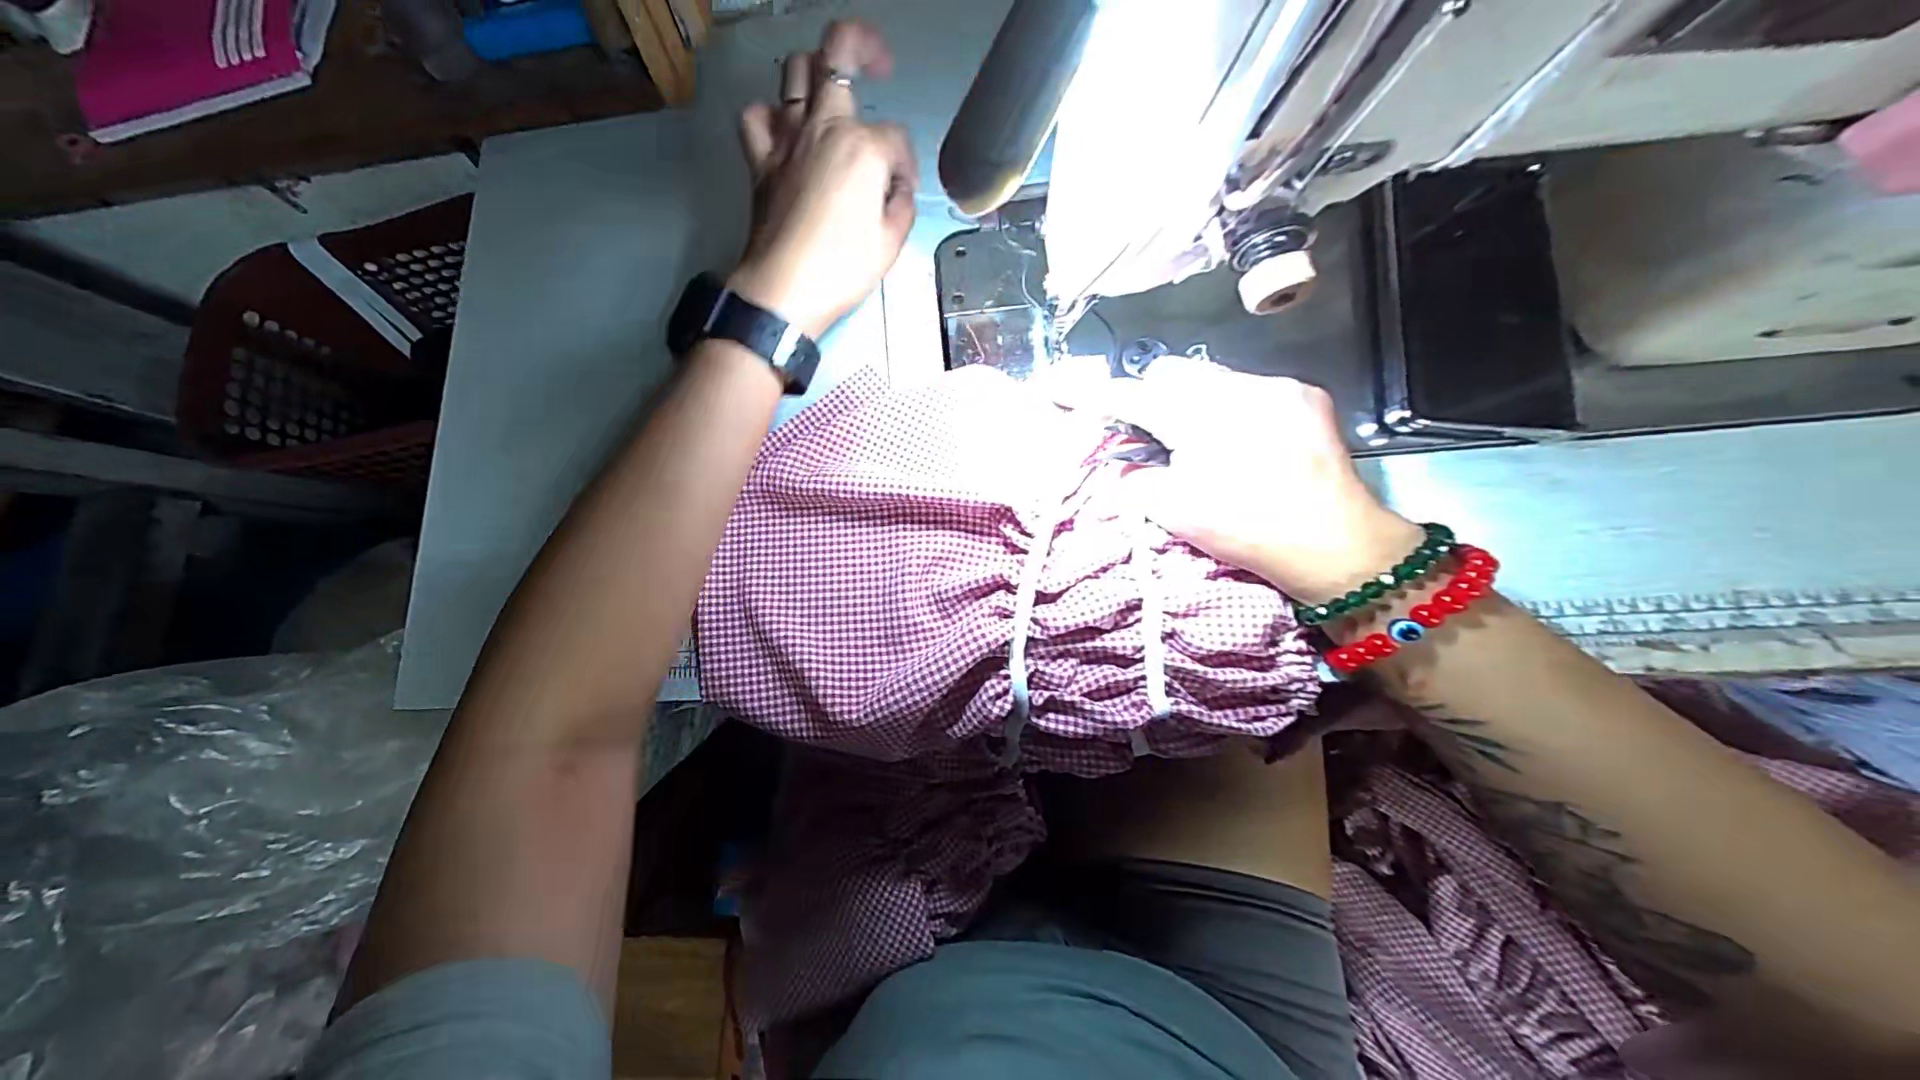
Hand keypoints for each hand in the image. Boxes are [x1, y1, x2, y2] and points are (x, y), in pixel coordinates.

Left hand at [730, 20, 918, 339]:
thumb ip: (901, 202)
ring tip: (831, 90)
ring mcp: (787, 138)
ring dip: (816, 70)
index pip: (896, 139)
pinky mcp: (761, 158)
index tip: (901, 193)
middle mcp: (823, 127)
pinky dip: (771, 116)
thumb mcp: (892, 241)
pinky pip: (757, 115)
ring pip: (795, 70)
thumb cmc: (843, 270)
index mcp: (863, 148)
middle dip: (864, 48)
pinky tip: (787, 131)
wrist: (785, 290)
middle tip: (880, 64)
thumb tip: (895, 188)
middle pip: (838, 54)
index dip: (906, 165)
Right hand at [1040, 354, 1422, 602]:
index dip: (1090, 393)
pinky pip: (1251, 388)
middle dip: (1152, 398)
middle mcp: (1237, 386)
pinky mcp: (1306, 396)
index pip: (1130, 396)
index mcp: (1197, 415)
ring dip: (1195, 403)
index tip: (1058, 388)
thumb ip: (1135, 480)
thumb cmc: (1245, 529)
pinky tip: (1246, 444)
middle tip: (1151, 438)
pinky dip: (1233, 408)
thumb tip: (1125, 466)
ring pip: (1213, 378)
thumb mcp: (1173, 512)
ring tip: (1205, 445)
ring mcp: (1277, 387)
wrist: (1335, 545)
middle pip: (1172, 373)